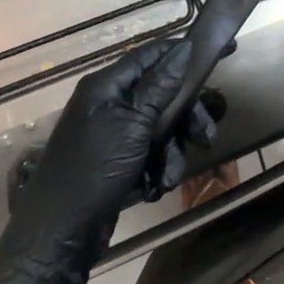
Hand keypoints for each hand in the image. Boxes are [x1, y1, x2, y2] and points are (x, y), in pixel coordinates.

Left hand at [0, 39, 215, 283]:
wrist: (59, 236)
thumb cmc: (95, 170)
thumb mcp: (133, 124)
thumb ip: (161, 85)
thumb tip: (184, 46)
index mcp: (107, 85)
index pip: (153, 54)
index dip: (186, 53)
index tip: (224, 54)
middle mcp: (109, 102)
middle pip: (162, 93)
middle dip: (185, 118)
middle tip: (205, 137)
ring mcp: (111, 132)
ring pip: (159, 127)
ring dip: (170, 151)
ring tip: (167, 176)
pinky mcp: (115, 159)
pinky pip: (148, 152)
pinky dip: (156, 168)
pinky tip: (153, 187)